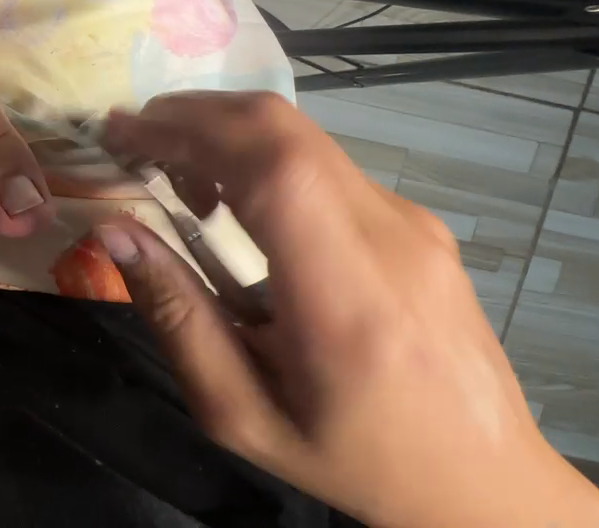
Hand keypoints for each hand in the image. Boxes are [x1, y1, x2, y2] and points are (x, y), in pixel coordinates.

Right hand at [94, 91, 598, 527]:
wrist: (488, 483)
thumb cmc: (350, 454)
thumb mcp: (237, 410)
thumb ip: (173, 314)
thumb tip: (111, 228)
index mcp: (347, 294)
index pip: (271, 165)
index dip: (185, 131)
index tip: (117, 135)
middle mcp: (389, 239)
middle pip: (278, 127)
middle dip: (187, 114)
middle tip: (128, 142)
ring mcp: (408, 221)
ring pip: (294, 131)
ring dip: (215, 130)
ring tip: (169, 171)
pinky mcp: (409, 218)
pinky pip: (314, 156)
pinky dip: (248, 150)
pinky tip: (223, 194)